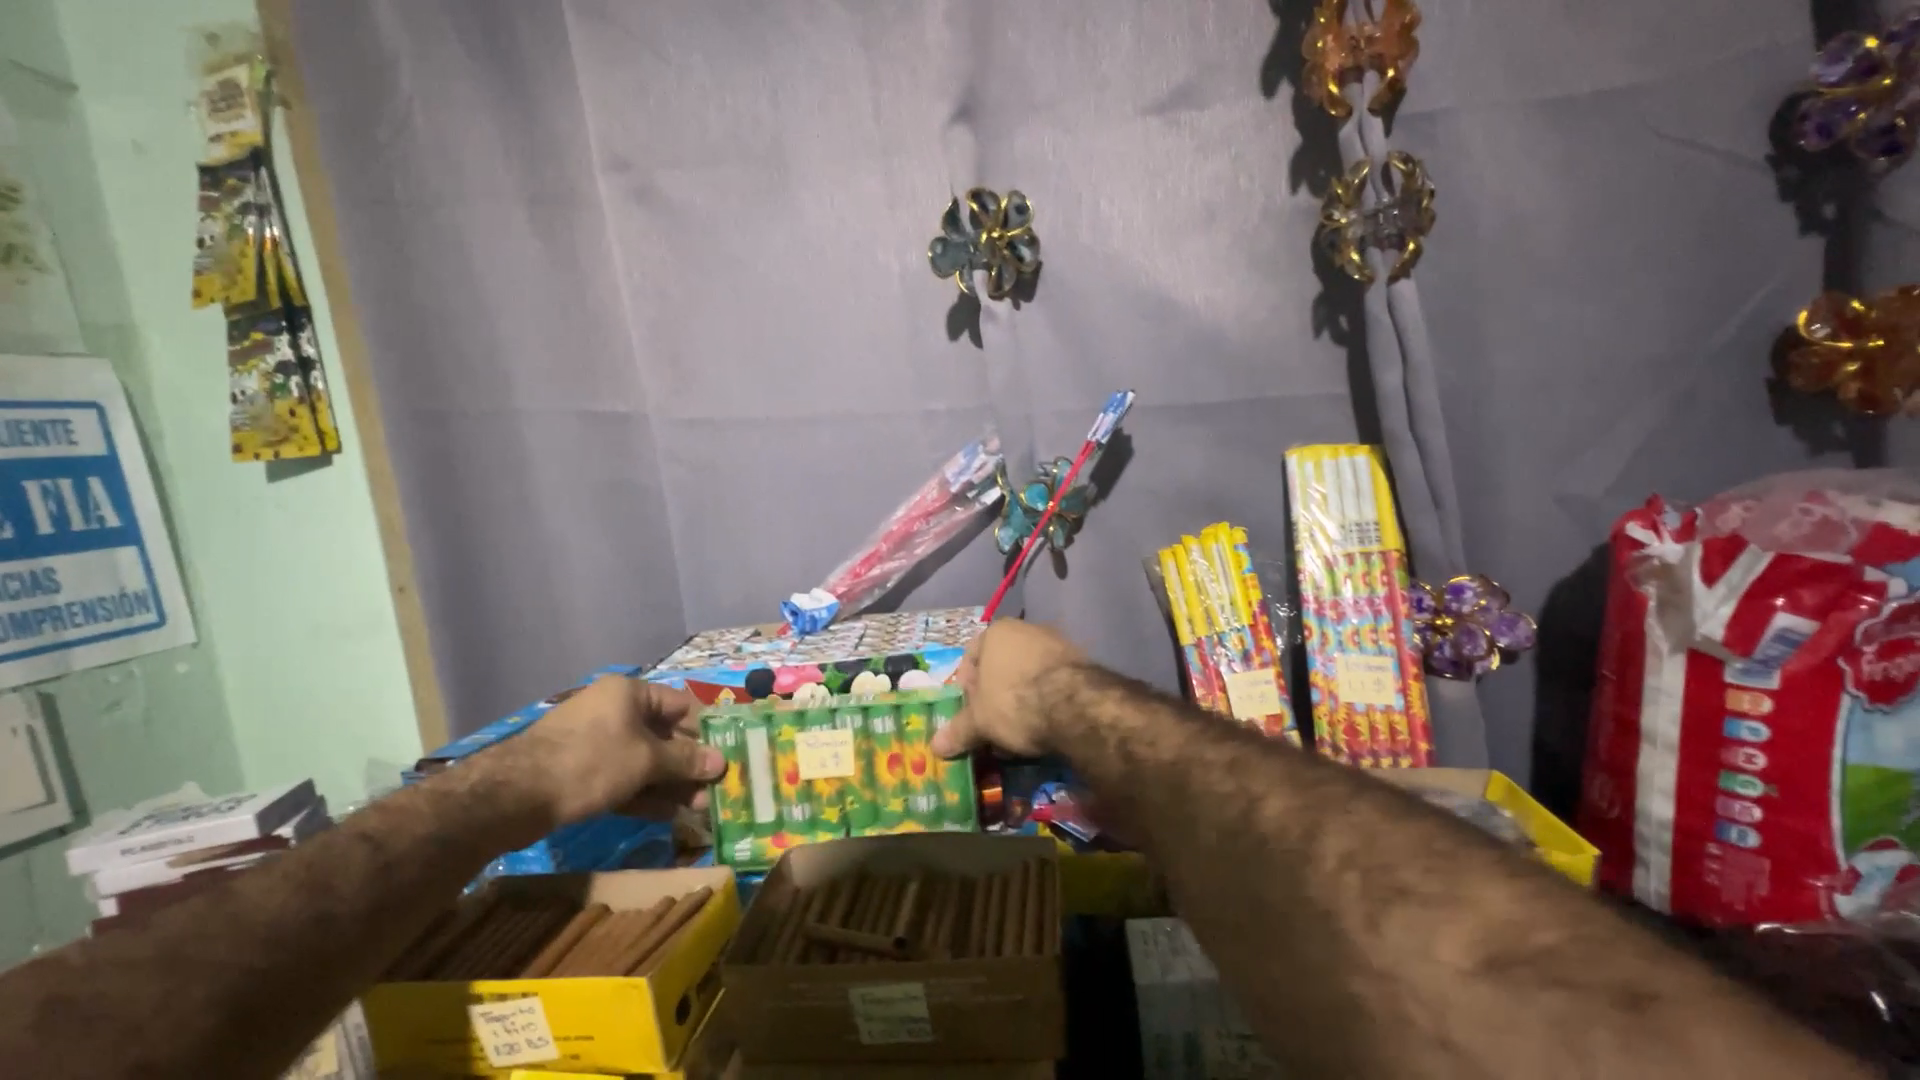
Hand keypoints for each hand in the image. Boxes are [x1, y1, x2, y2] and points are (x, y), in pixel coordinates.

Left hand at [502, 676, 725, 826]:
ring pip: (645, 761)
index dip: (709, 730)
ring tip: (700, 808)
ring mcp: (596, 742)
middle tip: (718, 789)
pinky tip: (670, 815)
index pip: (682, 705)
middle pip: (665, 735)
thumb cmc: (591, 762)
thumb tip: (720, 763)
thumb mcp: (646, 761)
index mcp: (630, 693)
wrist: (515, 795)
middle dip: (691, 764)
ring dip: (672, 783)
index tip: (731, 753)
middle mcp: (614, 711)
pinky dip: (646, 793)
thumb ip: (686, 762)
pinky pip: (624, 778)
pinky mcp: (582, 771)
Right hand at [930, 618, 1085, 757]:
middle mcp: (1027, 628)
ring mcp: (1058, 642)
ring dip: (1021, 698)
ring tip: (1021, 729)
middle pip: (1001, 665)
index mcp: (996, 632)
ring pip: (1028, 673)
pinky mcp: (1082, 661)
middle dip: (995, 695)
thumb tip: (936, 746)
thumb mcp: (980, 721)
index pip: (970, 658)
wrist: (1076, 707)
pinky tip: (1046, 723)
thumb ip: (958, 731)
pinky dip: (1046, 699)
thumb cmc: (1015, 703)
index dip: (966, 688)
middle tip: (994, 724)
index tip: (971, 712)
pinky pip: (1054, 680)